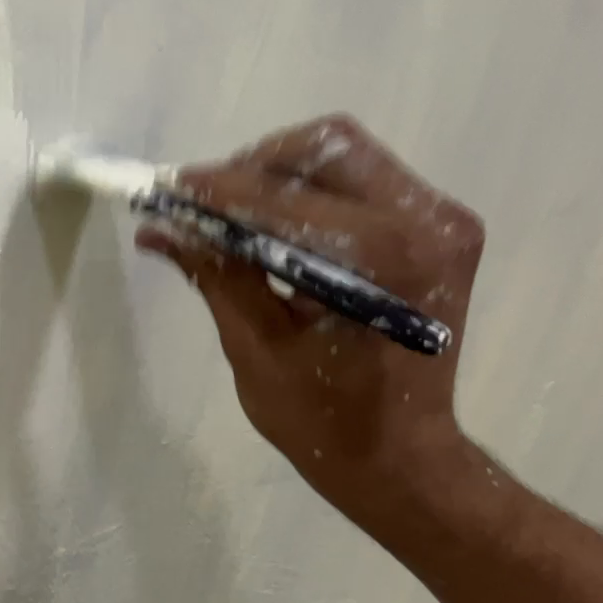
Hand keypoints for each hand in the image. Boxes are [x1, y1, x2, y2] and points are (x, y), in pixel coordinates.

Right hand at [137, 114, 486, 521]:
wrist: (398, 454)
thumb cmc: (321, 417)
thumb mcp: (254, 346)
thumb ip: (215, 274)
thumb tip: (161, 229)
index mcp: (379, 258)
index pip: (283, 197)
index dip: (218, 189)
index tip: (167, 189)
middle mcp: (426, 221)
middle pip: (328, 147)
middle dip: (254, 167)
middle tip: (202, 201)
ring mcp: (442, 220)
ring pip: (348, 158)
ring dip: (281, 177)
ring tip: (230, 215)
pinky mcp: (440, 230)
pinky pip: (367, 184)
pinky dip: (311, 195)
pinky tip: (274, 228)